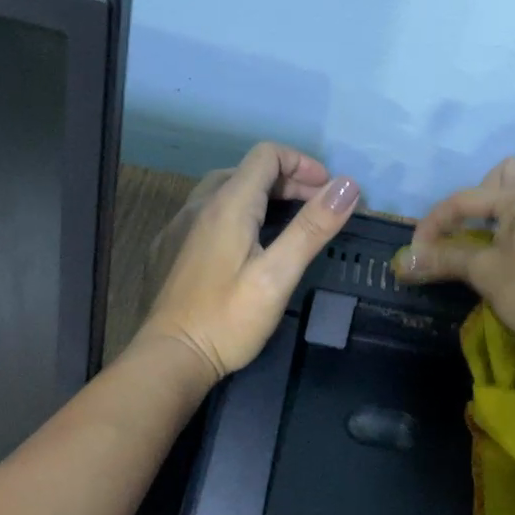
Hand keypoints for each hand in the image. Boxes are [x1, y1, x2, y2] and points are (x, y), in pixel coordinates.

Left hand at [139, 143, 359, 379]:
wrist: (168, 359)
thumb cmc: (228, 319)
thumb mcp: (278, 275)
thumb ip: (312, 227)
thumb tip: (347, 185)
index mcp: (228, 204)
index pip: (266, 155)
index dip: (301, 163)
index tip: (327, 189)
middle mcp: (198, 205)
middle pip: (247, 171)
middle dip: (286, 181)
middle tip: (315, 208)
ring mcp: (177, 226)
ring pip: (223, 191)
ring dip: (259, 196)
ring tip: (284, 223)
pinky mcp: (167, 249)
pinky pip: (205, 215)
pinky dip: (233, 215)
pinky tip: (242, 246)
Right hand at [394, 157, 514, 350]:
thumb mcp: (483, 271)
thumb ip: (444, 258)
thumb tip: (406, 259)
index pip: (467, 199)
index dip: (435, 222)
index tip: (416, 251)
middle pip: (507, 175)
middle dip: (479, 195)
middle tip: (464, 229)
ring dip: (504, 210)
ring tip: (488, 237)